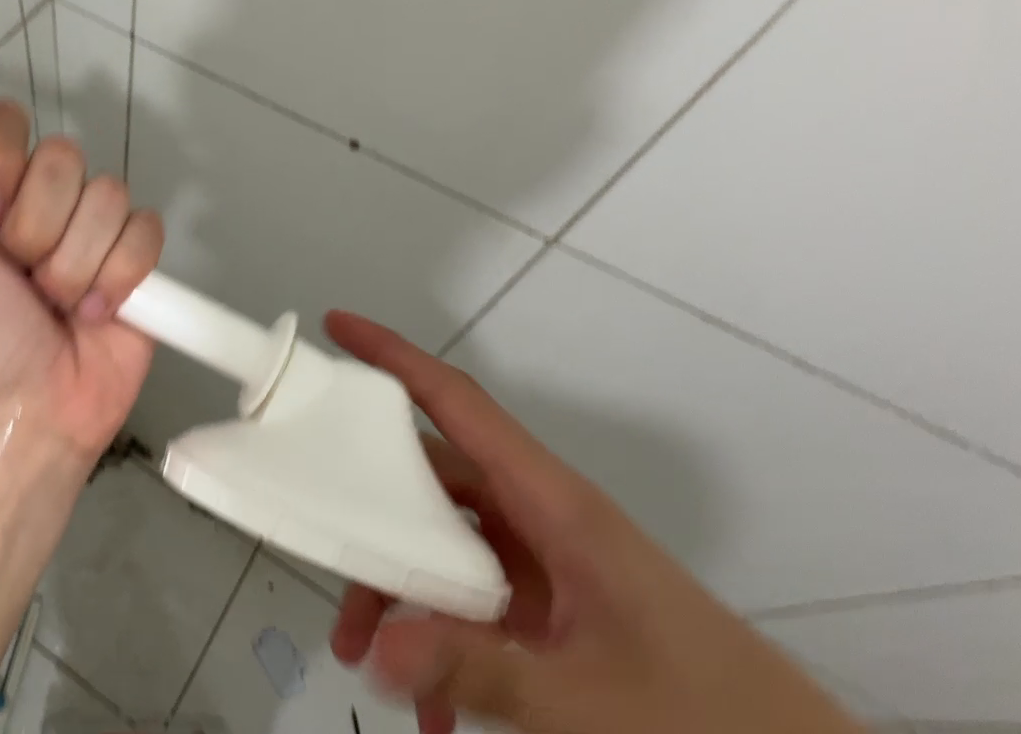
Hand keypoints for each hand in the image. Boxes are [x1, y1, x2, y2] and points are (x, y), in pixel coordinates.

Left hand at [0, 75, 164, 463]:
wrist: (30, 408)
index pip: (7, 122)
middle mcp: (41, 199)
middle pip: (63, 158)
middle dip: (36, 231)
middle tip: (19, 277)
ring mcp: (92, 227)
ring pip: (106, 195)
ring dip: (74, 264)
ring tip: (54, 303)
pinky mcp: (135, 257)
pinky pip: (145, 230)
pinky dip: (119, 277)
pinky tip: (96, 311)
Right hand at [323, 311, 863, 733]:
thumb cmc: (702, 714)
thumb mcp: (584, 700)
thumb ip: (477, 672)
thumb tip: (375, 652)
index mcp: (552, 505)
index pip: (460, 405)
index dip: (396, 358)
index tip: (338, 326)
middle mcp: (538, 519)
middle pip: (430, 483)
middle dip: (368, 516)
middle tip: (317, 546)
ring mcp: (541, 564)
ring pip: (442, 548)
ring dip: (397, 595)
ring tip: (361, 654)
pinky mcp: (546, 608)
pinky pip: (469, 602)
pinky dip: (437, 643)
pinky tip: (431, 710)